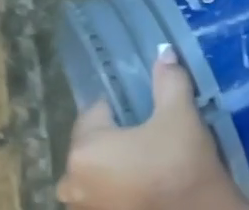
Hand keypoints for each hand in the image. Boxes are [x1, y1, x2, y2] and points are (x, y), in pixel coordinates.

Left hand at [58, 45, 248, 209]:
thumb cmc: (178, 158)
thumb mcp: (180, 114)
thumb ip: (169, 82)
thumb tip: (164, 53)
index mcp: (86, 148)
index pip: (94, 112)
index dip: (120, 103)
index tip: (147, 102)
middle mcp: (69, 177)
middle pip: (91, 144)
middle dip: (117, 134)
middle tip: (154, 128)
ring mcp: (77, 204)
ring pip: (94, 170)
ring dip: (116, 161)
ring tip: (152, 156)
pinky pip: (100, 192)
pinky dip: (118, 183)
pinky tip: (146, 179)